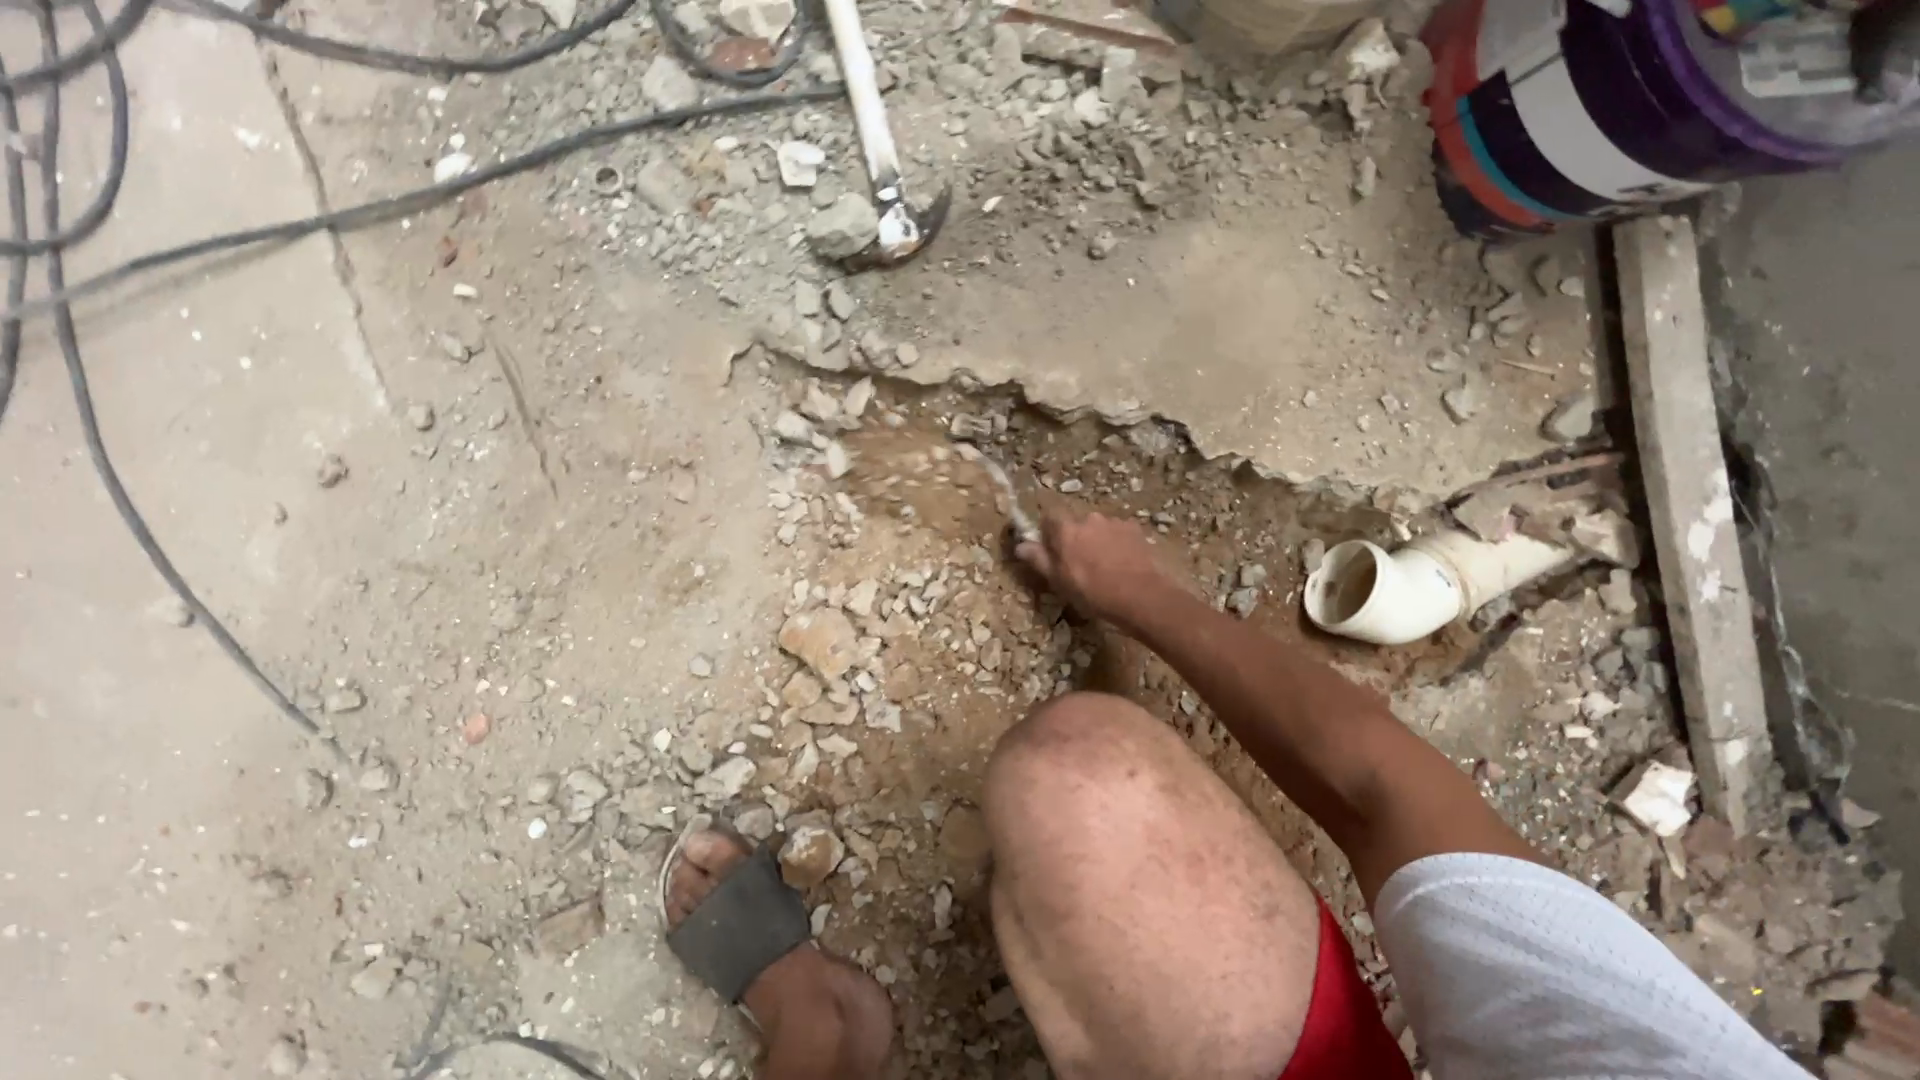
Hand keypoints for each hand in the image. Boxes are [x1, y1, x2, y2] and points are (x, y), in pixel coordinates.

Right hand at [1015, 511, 1170, 627]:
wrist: (1140, 596)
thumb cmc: (1093, 592)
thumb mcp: (1059, 581)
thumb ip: (1039, 559)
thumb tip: (1020, 545)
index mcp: (1066, 530)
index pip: (1050, 517)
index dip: (1049, 532)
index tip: (1052, 550)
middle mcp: (1089, 519)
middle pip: (1076, 523)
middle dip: (1076, 538)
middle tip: (1080, 564)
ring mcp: (1114, 522)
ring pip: (1099, 528)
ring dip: (1098, 541)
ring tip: (1106, 566)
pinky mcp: (1135, 530)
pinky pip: (1119, 533)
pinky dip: (1118, 544)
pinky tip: (1123, 564)